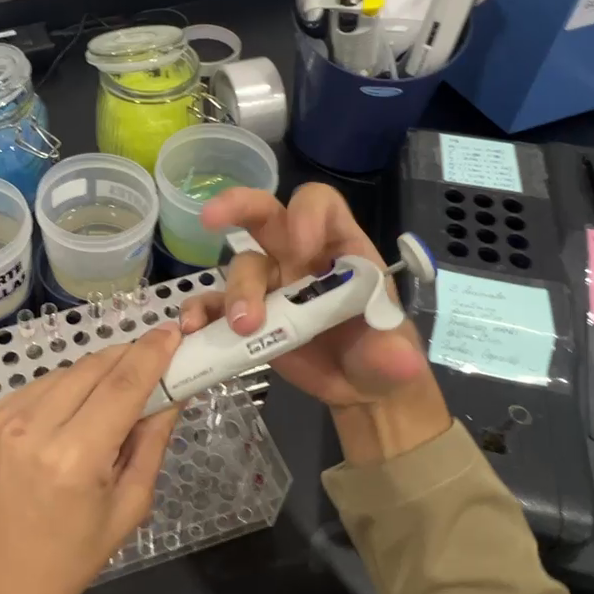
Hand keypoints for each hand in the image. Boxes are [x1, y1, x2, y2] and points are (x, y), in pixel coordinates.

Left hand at [0, 326, 182, 593]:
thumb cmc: (72, 557)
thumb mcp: (128, 506)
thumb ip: (151, 442)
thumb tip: (172, 392)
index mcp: (74, 459)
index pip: (122, 385)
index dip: (151, 354)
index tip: (171, 332)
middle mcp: (29, 431)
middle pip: (89, 370)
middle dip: (123, 359)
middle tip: (146, 360)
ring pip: (57, 377)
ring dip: (86, 379)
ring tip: (101, 401)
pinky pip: (26, 393)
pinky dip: (51, 397)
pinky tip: (60, 420)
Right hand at [178, 184, 449, 461]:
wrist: (358, 388)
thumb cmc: (382, 354)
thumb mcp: (395, 355)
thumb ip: (395, 354)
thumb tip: (401, 363)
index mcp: (339, 248)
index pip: (321, 205)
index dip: (308, 215)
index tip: (304, 250)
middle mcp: (298, 256)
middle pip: (264, 213)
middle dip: (237, 205)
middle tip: (211, 219)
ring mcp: (269, 284)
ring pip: (241, 266)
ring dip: (235, 292)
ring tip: (243, 328)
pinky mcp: (244, 315)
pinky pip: (214, 303)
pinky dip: (199, 311)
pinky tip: (193, 328)